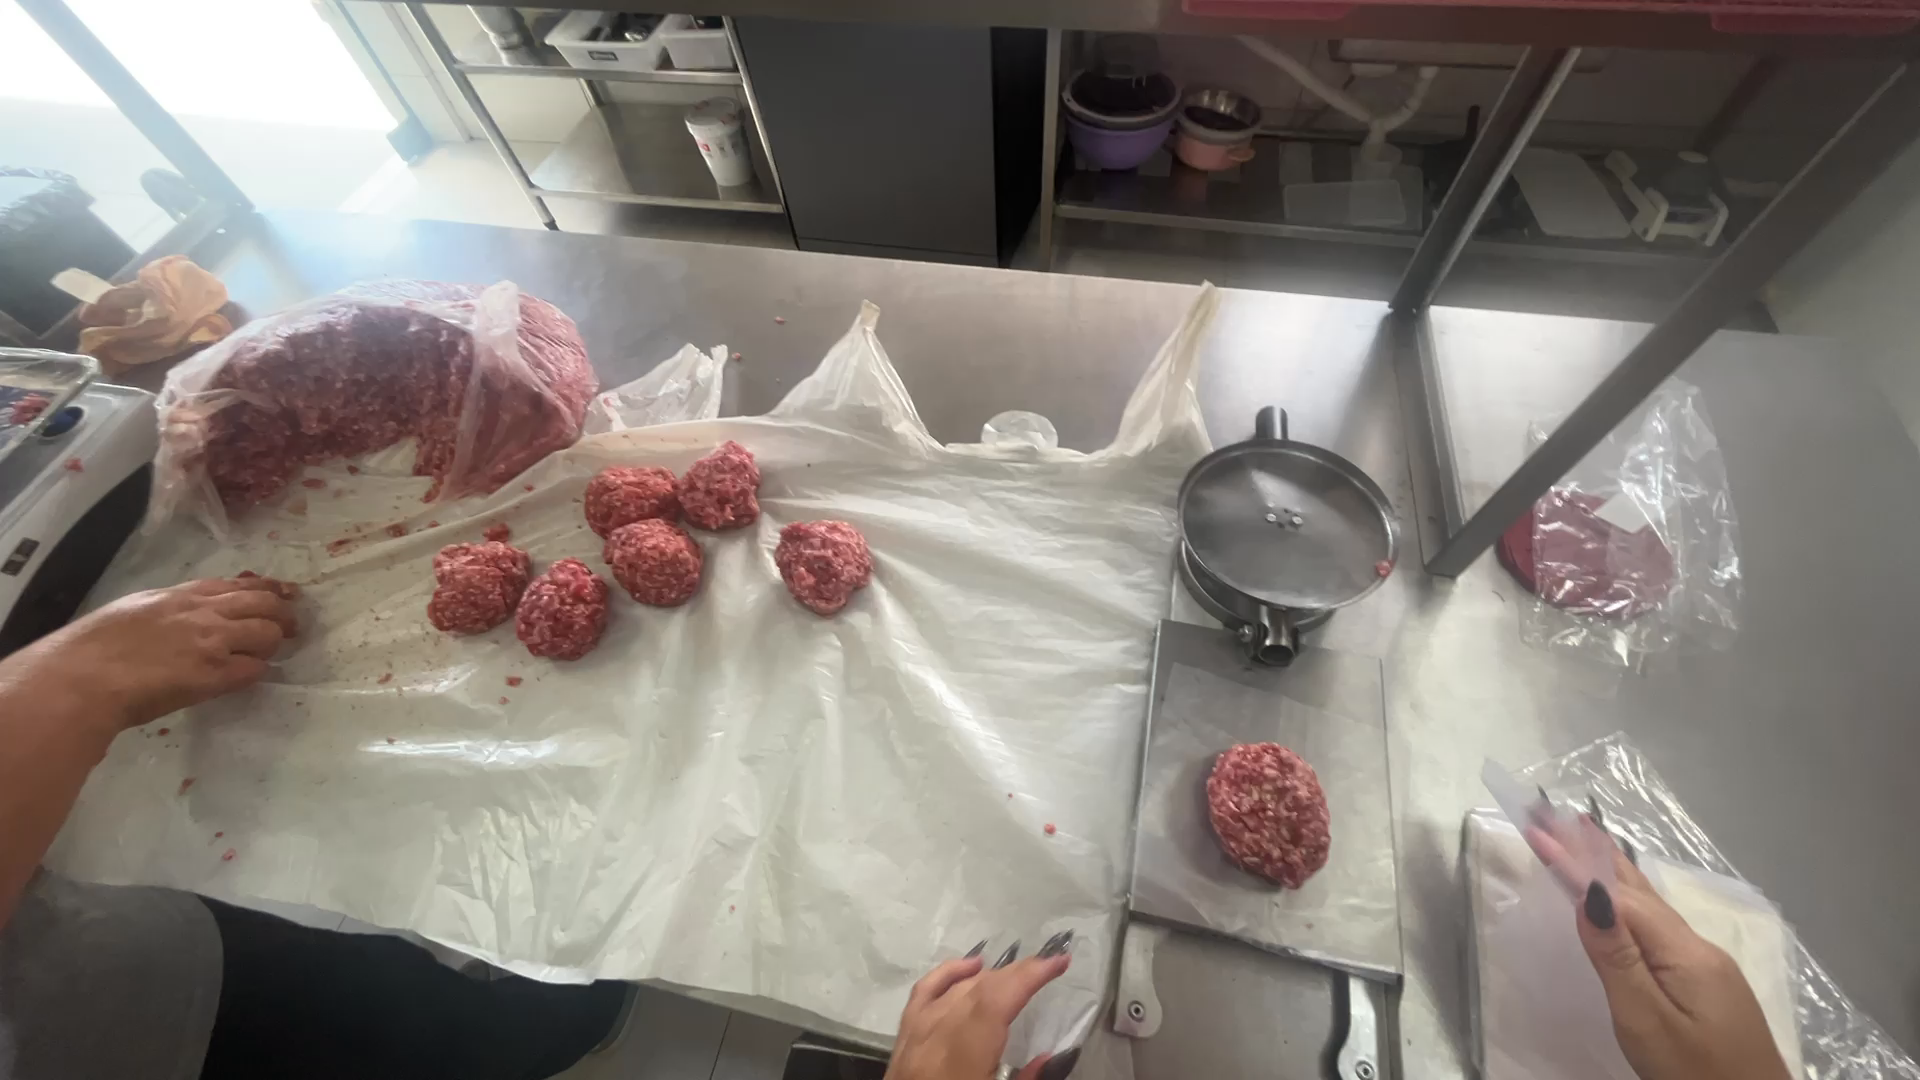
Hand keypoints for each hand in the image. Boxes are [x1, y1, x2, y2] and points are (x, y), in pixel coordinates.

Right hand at [2, 576, 298, 734]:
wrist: (70, 683)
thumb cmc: (83, 652)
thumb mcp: (128, 611)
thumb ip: (170, 609)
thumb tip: (199, 613)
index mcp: (178, 596)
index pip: (239, 585)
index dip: (268, 590)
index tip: (285, 594)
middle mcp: (204, 613)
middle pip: (267, 604)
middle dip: (285, 615)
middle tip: (291, 628)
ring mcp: (214, 641)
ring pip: (269, 634)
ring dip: (271, 645)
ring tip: (263, 654)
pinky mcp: (217, 672)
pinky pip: (256, 669)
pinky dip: (254, 672)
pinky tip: (241, 677)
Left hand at [885, 943, 1070, 1079]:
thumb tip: (1048, 1058)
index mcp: (959, 1062)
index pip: (994, 1002)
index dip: (1028, 976)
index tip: (1059, 961)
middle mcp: (934, 1041)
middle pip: (978, 992)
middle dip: (1017, 974)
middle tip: (1049, 966)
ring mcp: (914, 1038)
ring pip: (954, 990)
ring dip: (990, 977)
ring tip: (1018, 972)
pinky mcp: (901, 1042)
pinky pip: (924, 993)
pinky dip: (948, 973)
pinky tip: (970, 966)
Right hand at [1548, 829, 1791, 1079]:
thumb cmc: (1694, 1073)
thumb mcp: (1646, 1019)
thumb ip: (1616, 957)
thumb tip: (1588, 895)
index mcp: (1685, 953)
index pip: (1616, 895)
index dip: (1573, 861)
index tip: (1533, 828)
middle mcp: (1697, 949)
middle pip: (1636, 888)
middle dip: (1592, 848)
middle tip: (1553, 811)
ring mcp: (1704, 965)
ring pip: (1646, 902)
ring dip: (1608, 864)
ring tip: (1582, 830)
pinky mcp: (1702, 981)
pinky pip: (1652, 922)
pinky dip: (1625, 892)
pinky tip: (1617, 887)